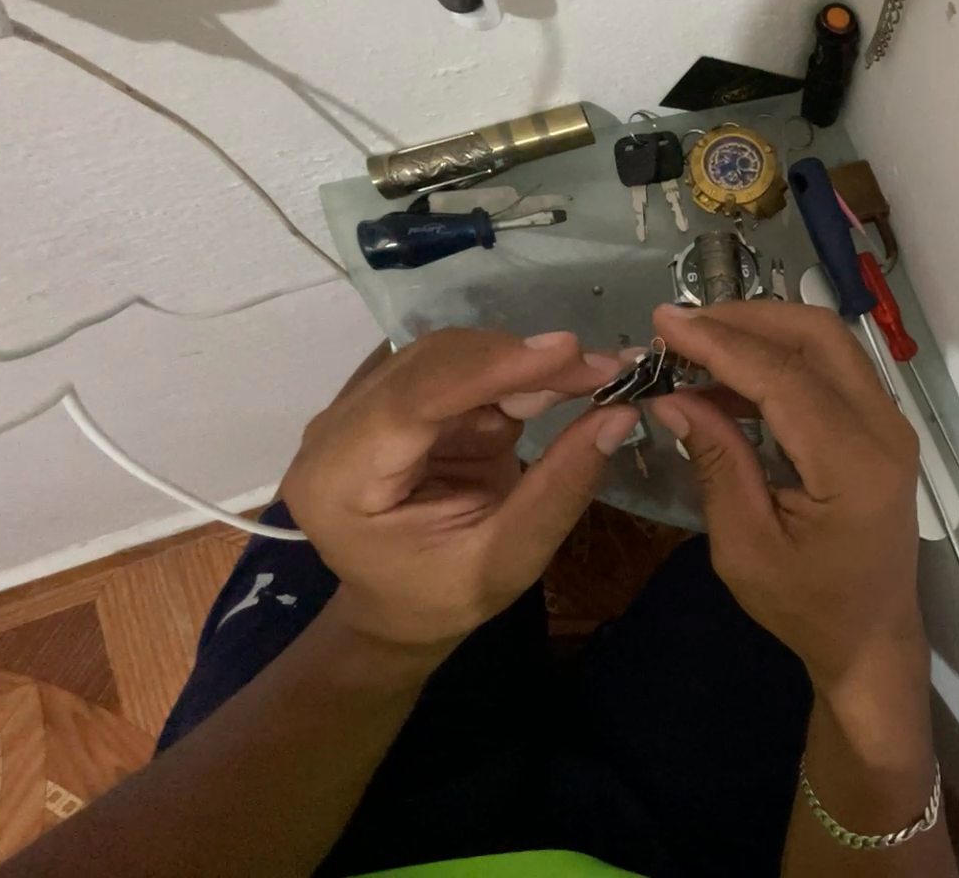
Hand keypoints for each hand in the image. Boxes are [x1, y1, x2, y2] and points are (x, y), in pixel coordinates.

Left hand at [280, 329, 639, 652]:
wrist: (402, 606)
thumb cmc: (446, 594)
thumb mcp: (512, 557)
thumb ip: (561, 487)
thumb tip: (620, 413)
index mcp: (341, 483)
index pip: (413, 400)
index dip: (490, 369)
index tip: (569, 351)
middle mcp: (338, 432)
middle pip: (433, 363)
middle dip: (521, 359)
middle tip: (603, 371)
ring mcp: (368, 408)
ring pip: (454, 354)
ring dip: (525, 362)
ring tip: (589, 382)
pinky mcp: (405, 398)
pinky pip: (467, 365)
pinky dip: (519, 370)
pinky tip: (559, 387)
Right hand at [647, 302, 928, 693]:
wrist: (873, 635)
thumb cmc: (808, 607)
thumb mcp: (745, 546)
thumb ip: (716, 462)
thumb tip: (673, 396)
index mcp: (855, 464)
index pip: (784, 377)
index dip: (721, 344)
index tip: (665, 322)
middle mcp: (885, 429)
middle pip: (819, 337)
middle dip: (747, 319)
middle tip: (683, 328)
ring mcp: (890, 424)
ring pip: (829, 345)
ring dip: (765, 333)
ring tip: (699, 347)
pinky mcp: (882, 427)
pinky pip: (833, 371)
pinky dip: (783, 361)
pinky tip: (733, 380)